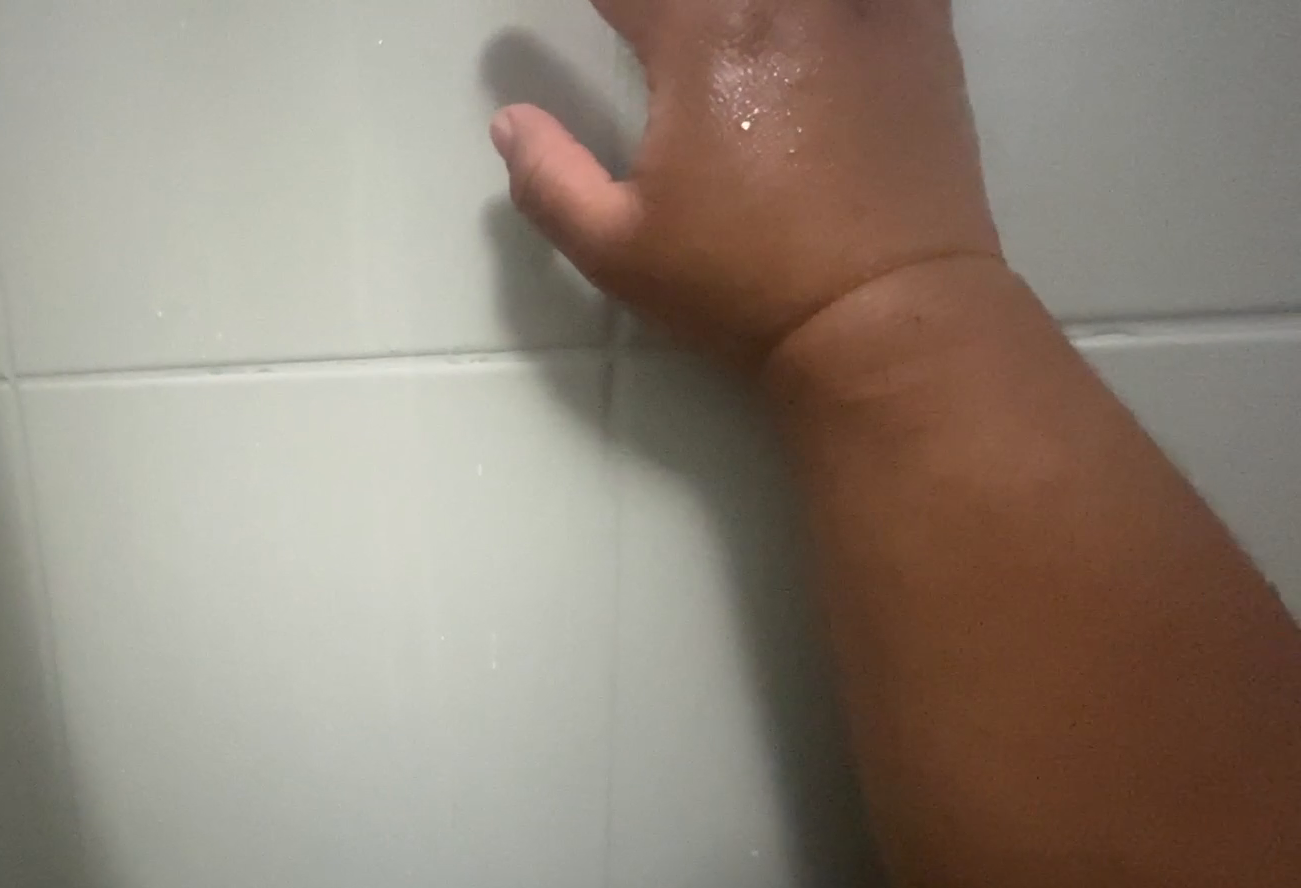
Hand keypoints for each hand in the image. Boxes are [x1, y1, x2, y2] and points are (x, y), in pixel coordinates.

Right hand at [492, 0, 1001, 366]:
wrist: (874, 314)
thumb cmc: (731, 282)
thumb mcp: (612, 249)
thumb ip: (548, 179)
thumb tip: (508, 122)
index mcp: (705, 35)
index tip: (592, 14)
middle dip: (663, 0)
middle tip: (646, 27)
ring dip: (729, 1)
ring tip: (710, 26)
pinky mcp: (920, 23)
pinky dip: (811, 5)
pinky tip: (795, 24)